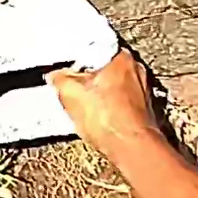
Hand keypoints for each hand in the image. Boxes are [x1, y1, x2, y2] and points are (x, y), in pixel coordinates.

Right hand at [48, 50, 167, 157]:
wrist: (130, 147)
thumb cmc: (108, 118)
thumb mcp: (69, 92)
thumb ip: (59, 78)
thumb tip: (55, 76)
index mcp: (121, 59)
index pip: (94, 51)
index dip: (77, 62)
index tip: (66, 72)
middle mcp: (136, 71)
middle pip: (103, 71)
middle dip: (88, 81)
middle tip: (72, 92)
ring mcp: (142, 93)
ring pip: (112, 89)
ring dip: (98, 98)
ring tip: (85, 111)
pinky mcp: (142, 112)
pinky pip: (118, 106)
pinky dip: (108, 112)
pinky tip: (98, 122)